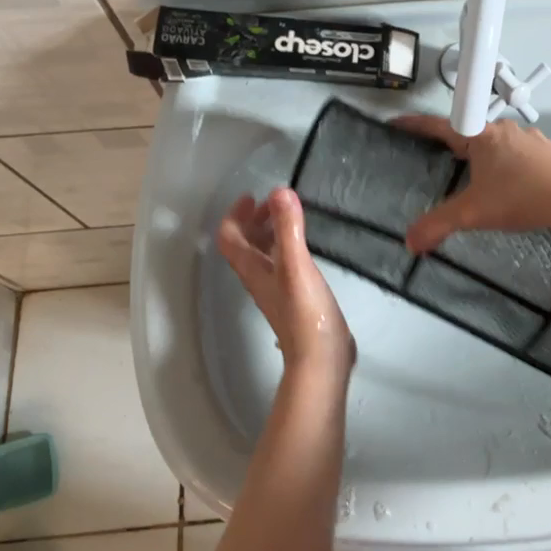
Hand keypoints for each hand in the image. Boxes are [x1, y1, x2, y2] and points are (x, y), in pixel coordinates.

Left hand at [218, 187, 354, 374]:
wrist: (320, 359)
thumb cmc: (305, 313)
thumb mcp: (297, 266)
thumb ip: (289, 229)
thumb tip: (279, 191)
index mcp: (253, 270)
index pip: (229, 238)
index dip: (235, 215)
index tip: (252, 196)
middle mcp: (259, 280)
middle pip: (245, 246)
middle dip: (254, 221)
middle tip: (275, 203)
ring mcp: (276, 291)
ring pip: (263, 256)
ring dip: (269, 234)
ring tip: (289, 218)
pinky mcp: (294, 300)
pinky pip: (282, 266)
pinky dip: (286, 249)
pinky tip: (305, 247)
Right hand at [392, 116, 550, 252]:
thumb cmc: (521, 198)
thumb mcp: (472, 214)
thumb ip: (438, 225)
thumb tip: (411, 243)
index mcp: (481, 135)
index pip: (439, 125)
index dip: (416, 125)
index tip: (397, 124)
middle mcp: (505, 130)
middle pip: (470, 132)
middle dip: (454, 144)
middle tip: (439, 159)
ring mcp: (531, 139)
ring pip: (498, 143)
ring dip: (486, 155)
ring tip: (478, 176)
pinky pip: (522, 155)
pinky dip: (512, 165)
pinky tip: (514, 184)